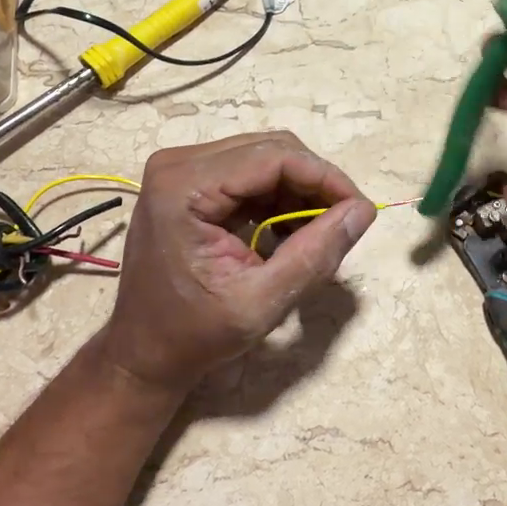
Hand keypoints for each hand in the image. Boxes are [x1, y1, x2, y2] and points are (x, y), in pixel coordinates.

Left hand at [99, 131, 377, 391]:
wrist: (141, 356)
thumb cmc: (194, 336)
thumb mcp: (261, 303)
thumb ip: (315, 254)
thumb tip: (364, 211)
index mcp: (185, 185)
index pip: (275, 156)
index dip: (325, 178)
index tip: (360, 211)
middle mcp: (180, 163)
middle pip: (272, 150)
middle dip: (315, 183)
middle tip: (344, 223)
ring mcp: (183, 169)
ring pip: (267, 157)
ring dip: (301, 190)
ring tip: (318, 232)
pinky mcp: (191, 181)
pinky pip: (252, 173)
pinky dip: (280, 197)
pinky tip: (292, 231)